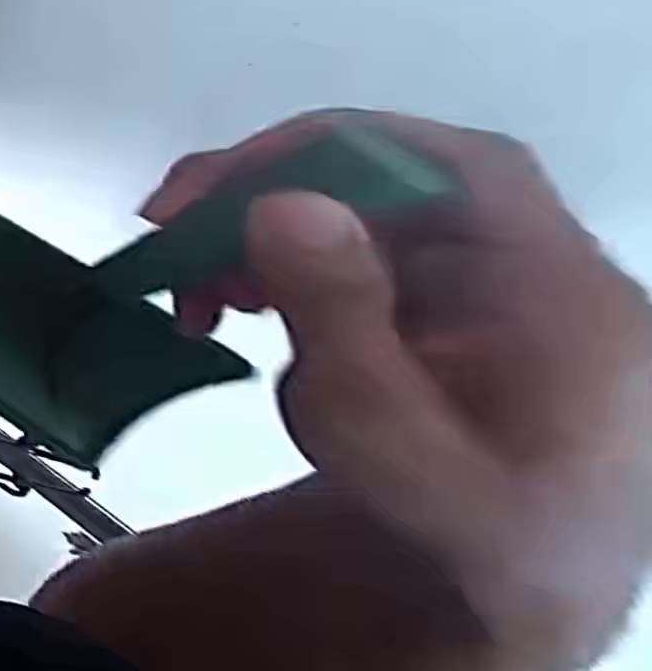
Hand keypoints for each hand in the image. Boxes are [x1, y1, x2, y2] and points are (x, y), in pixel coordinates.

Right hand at [143, 111, 651, 668]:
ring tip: (181, 284)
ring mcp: (445, 273)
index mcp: (547, 289)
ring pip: (321, 202)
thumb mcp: (380, 425)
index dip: (331, 146)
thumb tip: (282, 202)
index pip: (451, 162)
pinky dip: (239, 256)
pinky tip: (212, 300)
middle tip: (165, 224)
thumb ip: (339, 315)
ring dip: (230, 228)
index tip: (223, 182)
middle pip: (364, 172)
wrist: (466, 565)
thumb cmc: (445, 512)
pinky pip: (304, 240)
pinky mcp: (393, 286)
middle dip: (248, 189)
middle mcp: (501, 261)